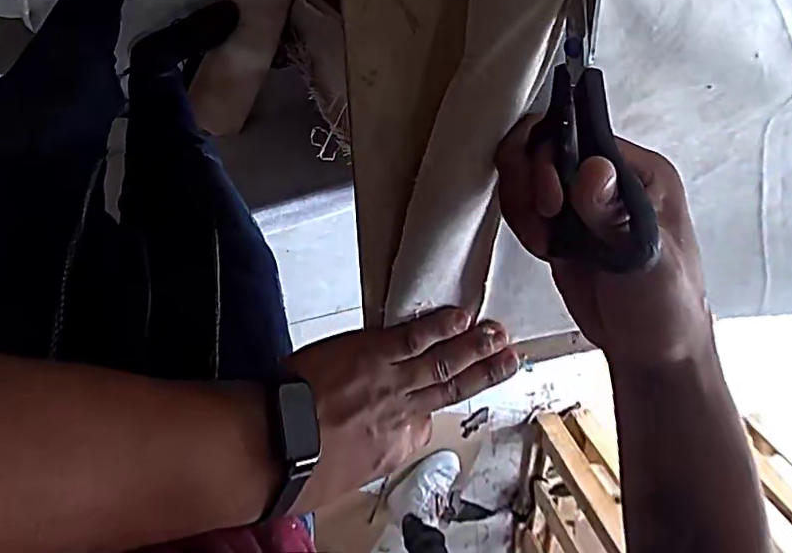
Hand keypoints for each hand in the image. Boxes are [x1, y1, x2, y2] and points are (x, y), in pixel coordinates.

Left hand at [283, 307, 517, 511]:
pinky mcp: (376, 351)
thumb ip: (367, 452)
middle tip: (511, 357)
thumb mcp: (344, 475)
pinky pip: (416, 336)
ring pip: (443, 361)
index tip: (442, 397)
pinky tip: (463, 316)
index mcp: (394, 446)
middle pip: (452, 388)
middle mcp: (403, 412)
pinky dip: (441, 326)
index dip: (433, 411)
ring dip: (475, 347)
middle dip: (485, 372)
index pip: (424, 424)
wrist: (280, 442)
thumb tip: (371, 441)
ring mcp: (392, 379)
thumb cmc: (301, 465)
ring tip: (500, 334)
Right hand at [495, 118, 710, 368]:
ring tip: (541, 239)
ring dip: (521, 200)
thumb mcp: (647, 259)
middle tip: (541, 220)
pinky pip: (523, 198)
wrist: (649, 353)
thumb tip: (592, 168)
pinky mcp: (560, 219)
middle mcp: (609, 174)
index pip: (581, 135)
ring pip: (527, 167)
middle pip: (546, 143)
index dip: (553, 158)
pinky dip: (520, 217)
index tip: (551, 203)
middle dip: (530, 179)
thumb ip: (614, 214)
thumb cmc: (666, 306)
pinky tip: (540, 245)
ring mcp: (581, 196)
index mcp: (641, 170)